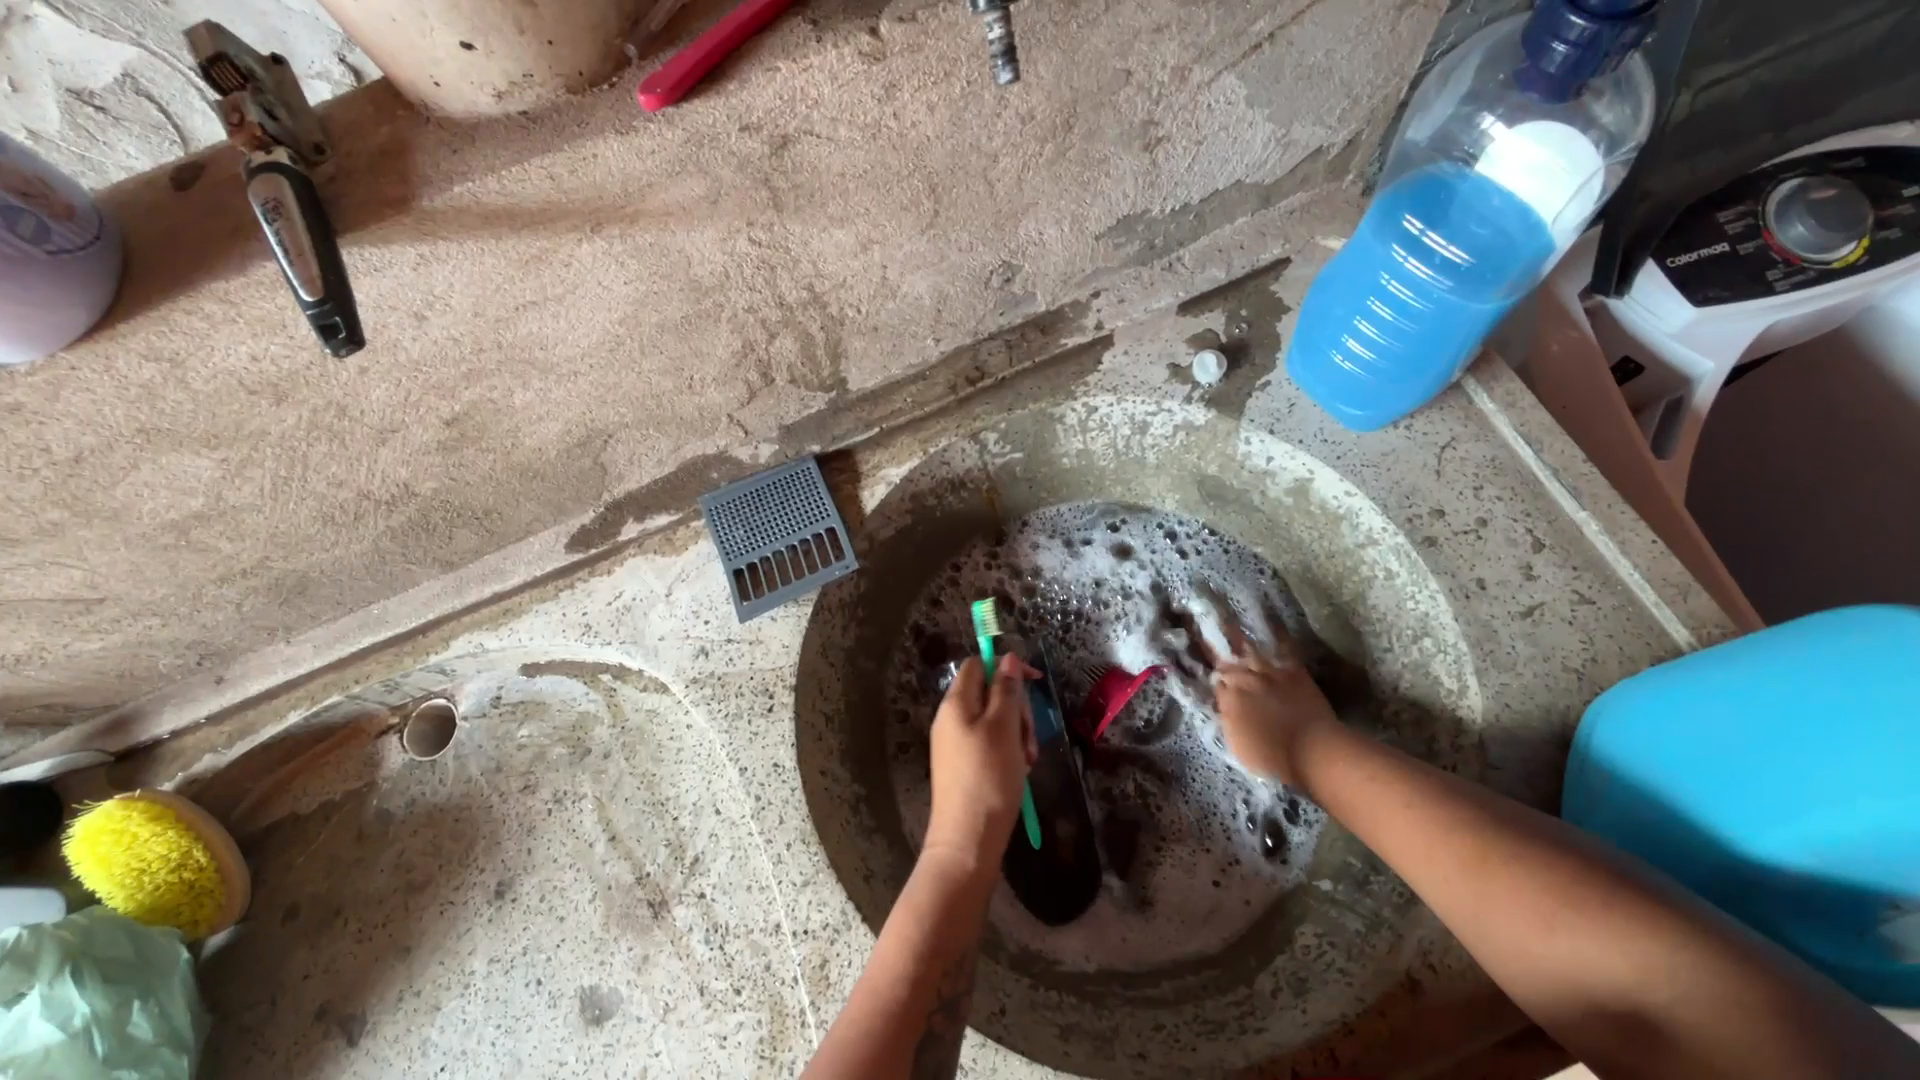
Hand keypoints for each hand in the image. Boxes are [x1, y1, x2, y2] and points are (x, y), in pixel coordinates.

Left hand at [925, 655, 1039, 871]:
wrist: (968, 839)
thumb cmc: (988, 777)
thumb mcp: (1004, 728)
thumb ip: (1007, 690)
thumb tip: (1008, 657)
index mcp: (955, 704)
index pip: (977, 665)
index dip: (1005, 667)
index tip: (1034, 683)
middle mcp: (951, 719)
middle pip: (989, 693)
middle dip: (1017, 709)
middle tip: (1030, 737)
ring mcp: (956, 744)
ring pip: (995, 721)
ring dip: (1018, 734)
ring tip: (1028, 759)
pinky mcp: (964, 766)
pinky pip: (991, 745)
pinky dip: (1009, 752)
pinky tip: (1020, 771)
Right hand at [1207, 618, 1337, 787]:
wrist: (1314, 751)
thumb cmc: (1271, 755)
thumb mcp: (1234, 740)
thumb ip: (1224, 713)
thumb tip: (1219, 693)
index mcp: (1228, 695)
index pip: (1210, 676)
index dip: (1198, 662)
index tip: (1186, 646)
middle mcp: (1246, 677)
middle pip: (1224, 656)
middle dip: (1209, 639)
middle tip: (1196, 618)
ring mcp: (1271, 671)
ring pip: (1249, 646)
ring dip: (1234, 630)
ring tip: (1223, 613)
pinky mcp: (1295, 671)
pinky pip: (1282, 646)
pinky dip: (1274, 632)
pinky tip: (1268, 618)